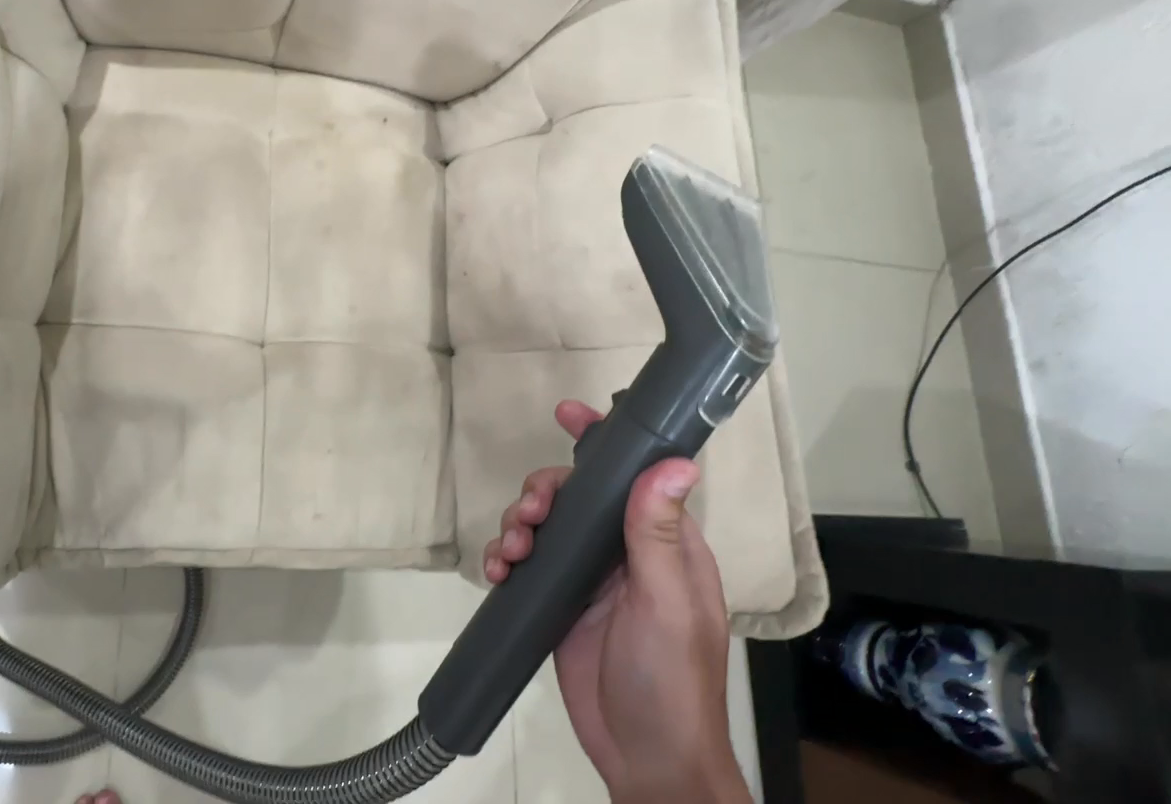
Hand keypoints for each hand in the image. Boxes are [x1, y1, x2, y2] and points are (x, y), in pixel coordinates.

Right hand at [484, 400, 747, 803]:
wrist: (643, 757)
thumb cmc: (668, 677)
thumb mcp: (666, 601)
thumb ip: (660, 533)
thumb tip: (674, 462)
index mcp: (662, 542)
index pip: (633, 475)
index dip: (602, 440)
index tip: (566, 413)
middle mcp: (623, 551)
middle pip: (572, 495)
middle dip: (542, 494)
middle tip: (528, 515)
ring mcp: (587, 577)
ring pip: (542, 525)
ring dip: (517, 525)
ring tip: (509, 553)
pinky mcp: (556, 602)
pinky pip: (524, 563)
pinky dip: (504, 559)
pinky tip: (496, 573)